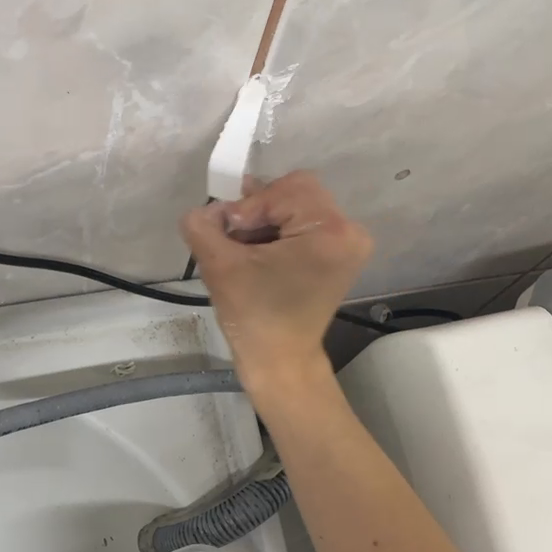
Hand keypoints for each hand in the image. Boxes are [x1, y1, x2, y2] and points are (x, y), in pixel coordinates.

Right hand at [179, 172, 373, 389]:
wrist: (279, 362)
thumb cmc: (254, 318)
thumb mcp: (221, 267)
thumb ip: (203, 228)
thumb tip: (201, 211)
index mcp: (331, 231)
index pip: (284, 189)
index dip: (248, 205)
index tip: (225, 233)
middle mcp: (349, 232)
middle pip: (296, 194)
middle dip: (259, 211)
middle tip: (232, 236)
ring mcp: (348, 246)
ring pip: (299, 209)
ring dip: (266, 223)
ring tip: (242, 249)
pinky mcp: (339, 258)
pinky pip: (305, 228)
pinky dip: (279, 235)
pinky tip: (258, 256)